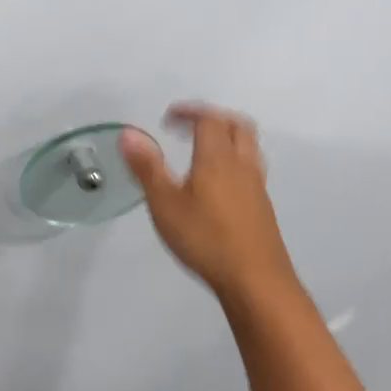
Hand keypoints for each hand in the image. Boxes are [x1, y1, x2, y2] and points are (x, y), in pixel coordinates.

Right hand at [119, 103, 297, 299]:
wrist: (254, 277)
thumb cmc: (204, 238)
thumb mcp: (164, 203)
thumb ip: (147, 167)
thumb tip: (129, 133)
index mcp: (218, 160)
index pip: (209, 120)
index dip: (189, 113)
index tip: (167, 118)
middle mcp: (242, 165)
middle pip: (237, 126)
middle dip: (212, 118)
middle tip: (186, 127)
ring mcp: (256, 185)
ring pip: (248, 146)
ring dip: (225, 137)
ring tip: (200, 148)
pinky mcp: (260, 204)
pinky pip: (249, 167)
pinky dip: (231, 159)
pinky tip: (213, 182)